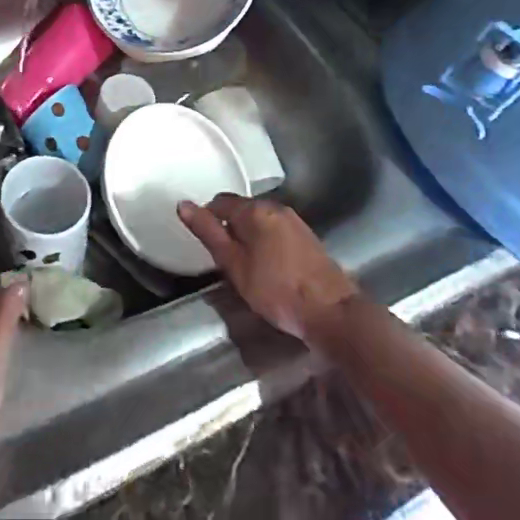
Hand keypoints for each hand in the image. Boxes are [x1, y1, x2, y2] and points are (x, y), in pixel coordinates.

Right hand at [177, 194, 358, 340]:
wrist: (336, 316)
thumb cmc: (278, 291)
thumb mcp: (234, 264)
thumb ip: (208, 232)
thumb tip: (183, 204)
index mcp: (255, 210)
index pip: (218, 202)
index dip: (207, 220)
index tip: (207, 244)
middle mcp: (277, 209)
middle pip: (241, 211)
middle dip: (229, 229)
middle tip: (225, 259)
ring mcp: (297, 223)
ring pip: (260, 223)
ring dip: (249, 238)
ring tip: (246, 266)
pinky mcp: (310, 240)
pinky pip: (277, 233)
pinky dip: (267, 244)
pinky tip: (269, 269)